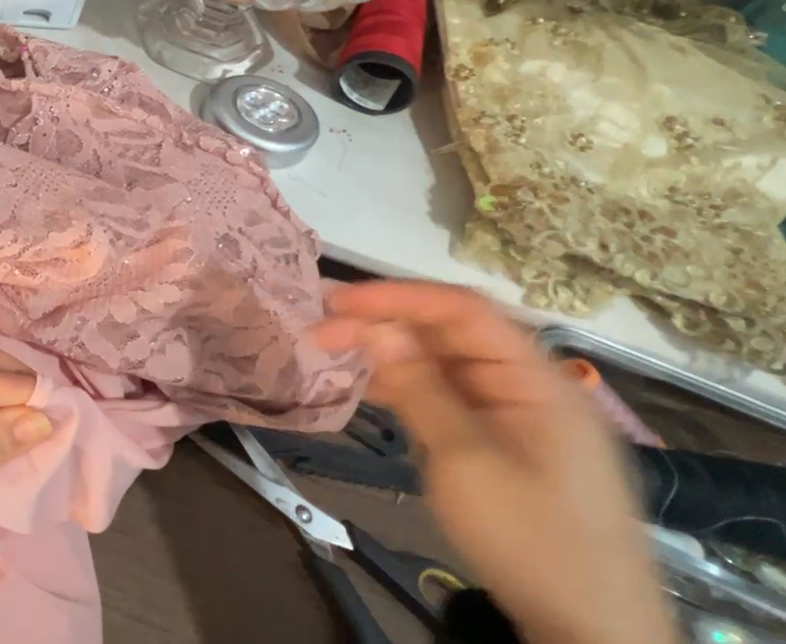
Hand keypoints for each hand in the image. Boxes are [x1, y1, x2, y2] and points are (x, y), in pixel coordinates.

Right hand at [315, 281, 676, 643]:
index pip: (464, 312)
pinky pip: (449, 397)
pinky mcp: (503, 445)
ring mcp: (518, 418)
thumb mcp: (465, 461)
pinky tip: (369, 388)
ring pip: (445, 365)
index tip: (336, 301)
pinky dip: (406, 386)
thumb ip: (420, 388)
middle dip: (384, 324)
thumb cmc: (530, 539)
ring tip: (330, 351)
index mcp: (538, 383)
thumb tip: (375, 327)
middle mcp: (530, 389)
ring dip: (389, 353)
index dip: (398, 297)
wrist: (589, 631)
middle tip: (319, 330)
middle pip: (451, 335)